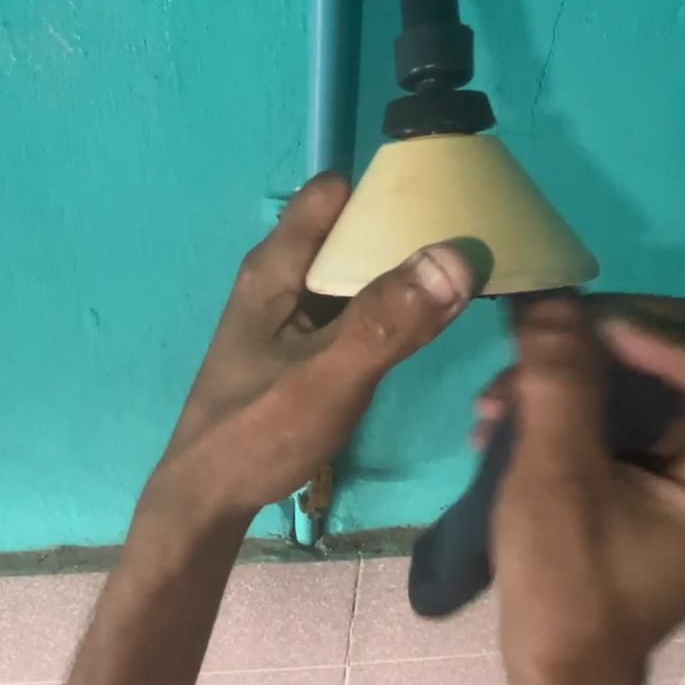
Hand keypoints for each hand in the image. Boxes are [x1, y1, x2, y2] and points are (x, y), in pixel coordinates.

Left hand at [146, 173, 481, 523]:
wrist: (210, 498)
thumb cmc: (257, 433)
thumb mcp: (326, 377)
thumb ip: (387, 322)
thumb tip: (457, 256)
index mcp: (276, 266)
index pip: (333, 192)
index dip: (384, 187)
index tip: (447, 196)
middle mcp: (283, 275)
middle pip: (350, 227)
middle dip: (405, 228)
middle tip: (475, 241)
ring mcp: (294, 310)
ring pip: (356, 268)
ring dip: (402, 269)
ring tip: (467, 274)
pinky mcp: (305, 342)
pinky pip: (355, 304)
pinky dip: (390, 303)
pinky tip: (429, 318)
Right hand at [489, 294, 684, 684]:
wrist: (554, 656)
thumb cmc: (566, 584)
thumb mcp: (556, 478)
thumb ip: (558, 383)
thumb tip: (547, 294)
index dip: (668, 338)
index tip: (587, 328)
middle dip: (612, 338)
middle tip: (543, 336)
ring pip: (649, 363)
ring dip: (570, 365)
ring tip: (497, 397)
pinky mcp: (649, 455)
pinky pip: (617, 391)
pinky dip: (562, 389)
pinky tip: (502, 414)